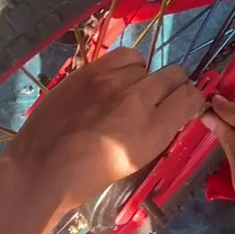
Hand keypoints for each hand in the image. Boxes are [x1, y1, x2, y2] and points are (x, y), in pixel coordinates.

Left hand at [1, 48, 204, 213]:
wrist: (41, 168)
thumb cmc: (88, 178)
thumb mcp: (137, 161)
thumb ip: (160, 131)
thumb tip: (173, 111)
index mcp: (153, 131)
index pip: (192, 97)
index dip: (193, 100)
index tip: (186, 105)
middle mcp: (137, 99)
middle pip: (175, 75)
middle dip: (177, 85)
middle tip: (164, 97)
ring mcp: (112, 80)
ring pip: (146, 65)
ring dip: (145, 77)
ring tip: (131, 92)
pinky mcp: (90, 70)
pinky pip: (123, 55)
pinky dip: (126, 66)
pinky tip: (115, 81)